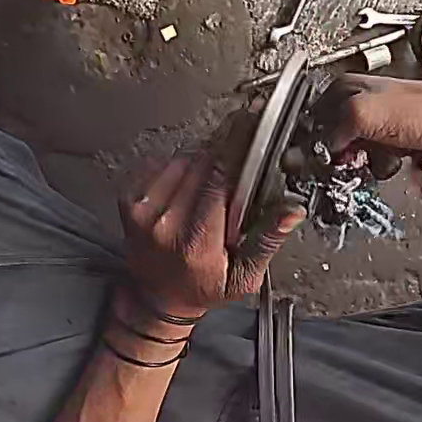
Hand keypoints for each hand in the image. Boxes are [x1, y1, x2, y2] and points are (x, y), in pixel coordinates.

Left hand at [120, 114, 305, 318]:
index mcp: (195, 245)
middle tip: (244, 143)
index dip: (237, 147)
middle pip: (202, 163)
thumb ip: (267, 240)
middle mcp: (163, 225)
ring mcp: (141, 210)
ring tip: (216, 180)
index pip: (218, 181)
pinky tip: (192, 184)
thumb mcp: (244, 276)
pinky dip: (182, 164)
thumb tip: (292, 211)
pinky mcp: (129, 199)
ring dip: (205, 158)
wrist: (157, 297)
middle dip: (226, 148)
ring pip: (183, 158)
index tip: (252, 123)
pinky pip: (163, 162)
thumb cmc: (203, 286)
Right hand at [315, 74, 421, 168]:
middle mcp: (362, 102)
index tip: (324, 155)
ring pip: (357, 154)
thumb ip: (330, 132)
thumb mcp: (359, 115)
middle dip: (347, 154)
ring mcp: (379, 121)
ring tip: (386, 153)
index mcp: (347, 87)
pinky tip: (398, 157)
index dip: (318, 140)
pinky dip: (386, 164)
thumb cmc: (421, 112)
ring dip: (370, 161)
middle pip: (335, 140)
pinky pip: (377, 161)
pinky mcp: (395, 140)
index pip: (315, 119)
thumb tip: (319, 151)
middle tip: (359, 154)